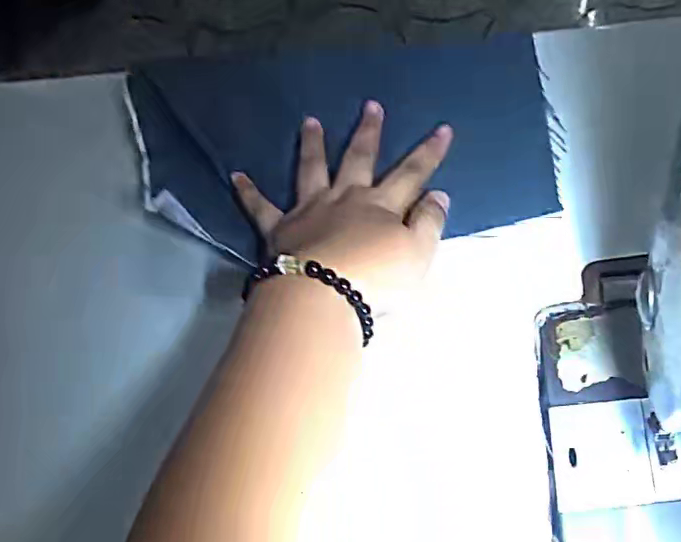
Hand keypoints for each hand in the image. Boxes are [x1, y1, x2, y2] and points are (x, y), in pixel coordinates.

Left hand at [232, 100, 453, 311]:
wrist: (325, 294)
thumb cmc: (378, 279)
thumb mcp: (418, 254)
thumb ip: (429, 224)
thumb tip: (438, 195)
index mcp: (381, 207)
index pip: (412, 174)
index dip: (429, 154)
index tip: (443, 130)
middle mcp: (345, 199)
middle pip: (359, 160)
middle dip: (368, 134)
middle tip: (371, 107)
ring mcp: (310, 211)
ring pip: (312, 171)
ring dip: (313, 146)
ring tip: (310, 122)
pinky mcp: (281, 230)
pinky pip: (262, 207)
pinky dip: (249, 192)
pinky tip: (237, 176)